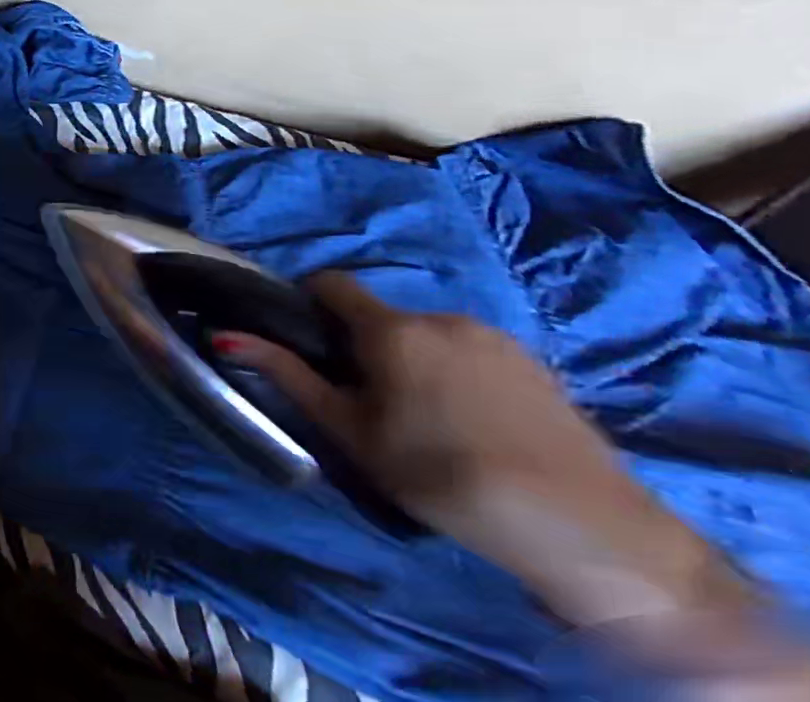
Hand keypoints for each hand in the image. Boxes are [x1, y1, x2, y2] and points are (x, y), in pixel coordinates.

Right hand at [213, 271, 752, 627]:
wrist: (584, 526)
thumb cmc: (441, 474)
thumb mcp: (352, 432)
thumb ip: (289, 376)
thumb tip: (225, 336)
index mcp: (392, 329)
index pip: (333, 284)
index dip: (309, 301)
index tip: (307, 342)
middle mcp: (442, 316)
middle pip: (382, 318)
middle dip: (364, 348)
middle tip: (367, 406)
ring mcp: (494, 337)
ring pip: (428, 337)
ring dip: (411, 362)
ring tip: (425, 423)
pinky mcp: (534, 362)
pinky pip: (471, 354)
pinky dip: (454, 375)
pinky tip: (473, 427)